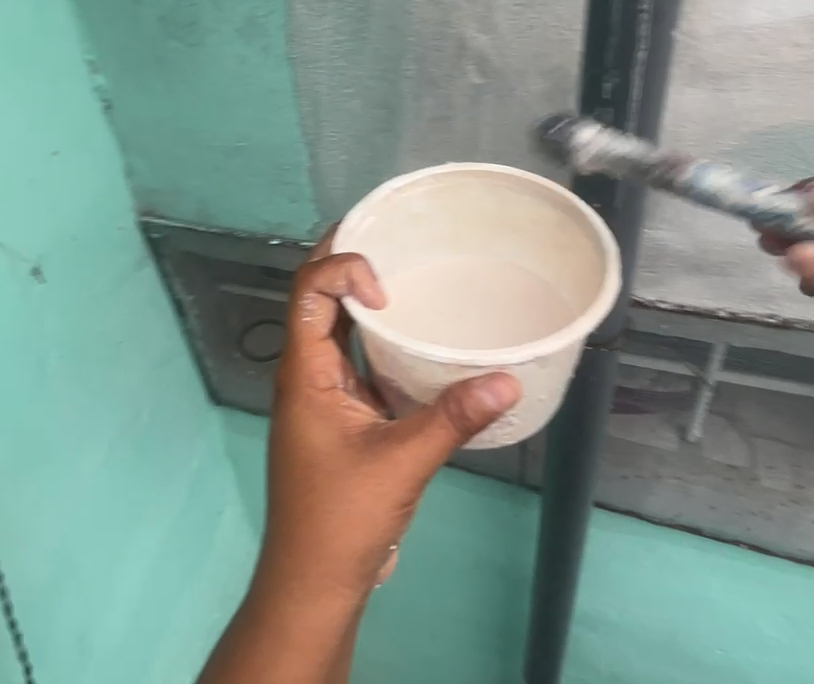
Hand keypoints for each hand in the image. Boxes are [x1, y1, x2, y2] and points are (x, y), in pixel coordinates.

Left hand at [258, 234, 522, 599]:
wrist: (316, 579)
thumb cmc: (341, 517)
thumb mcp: (402, 463)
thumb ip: (453, 418)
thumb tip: (508, 378)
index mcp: (305, 371)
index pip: (308, 291)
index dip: (341, 268)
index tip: (388, 287)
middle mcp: (309, 371)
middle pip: (319, 298)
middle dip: (350, 262)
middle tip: (397, 235)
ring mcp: (324, 392)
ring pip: (339, 327)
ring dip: (365, 299)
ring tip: (412, 272)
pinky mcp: (344, 413)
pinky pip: (359, 358)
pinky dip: (382, 338)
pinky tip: (420, 336)